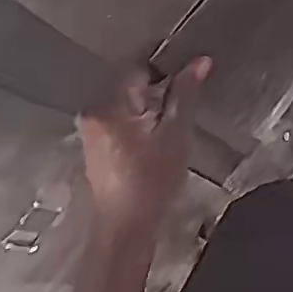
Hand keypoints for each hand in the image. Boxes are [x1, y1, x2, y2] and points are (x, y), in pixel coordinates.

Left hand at [79, 58, 210, 234]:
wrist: (126, 231)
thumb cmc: (152, 182)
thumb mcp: (176, 134)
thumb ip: (185, 93)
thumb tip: (200, 60)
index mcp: (108, 105)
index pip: (136, 66)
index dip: (164, 63)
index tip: (186, 64)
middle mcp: (93, 111)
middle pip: (130, 83)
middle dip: (158, 84)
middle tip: (185, 93)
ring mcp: (91, 129)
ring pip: (127, 100)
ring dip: (150, 102)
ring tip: (174, 113)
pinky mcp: (96, 144)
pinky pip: (121, 116)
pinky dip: (140, 117)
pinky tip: (157, 131)